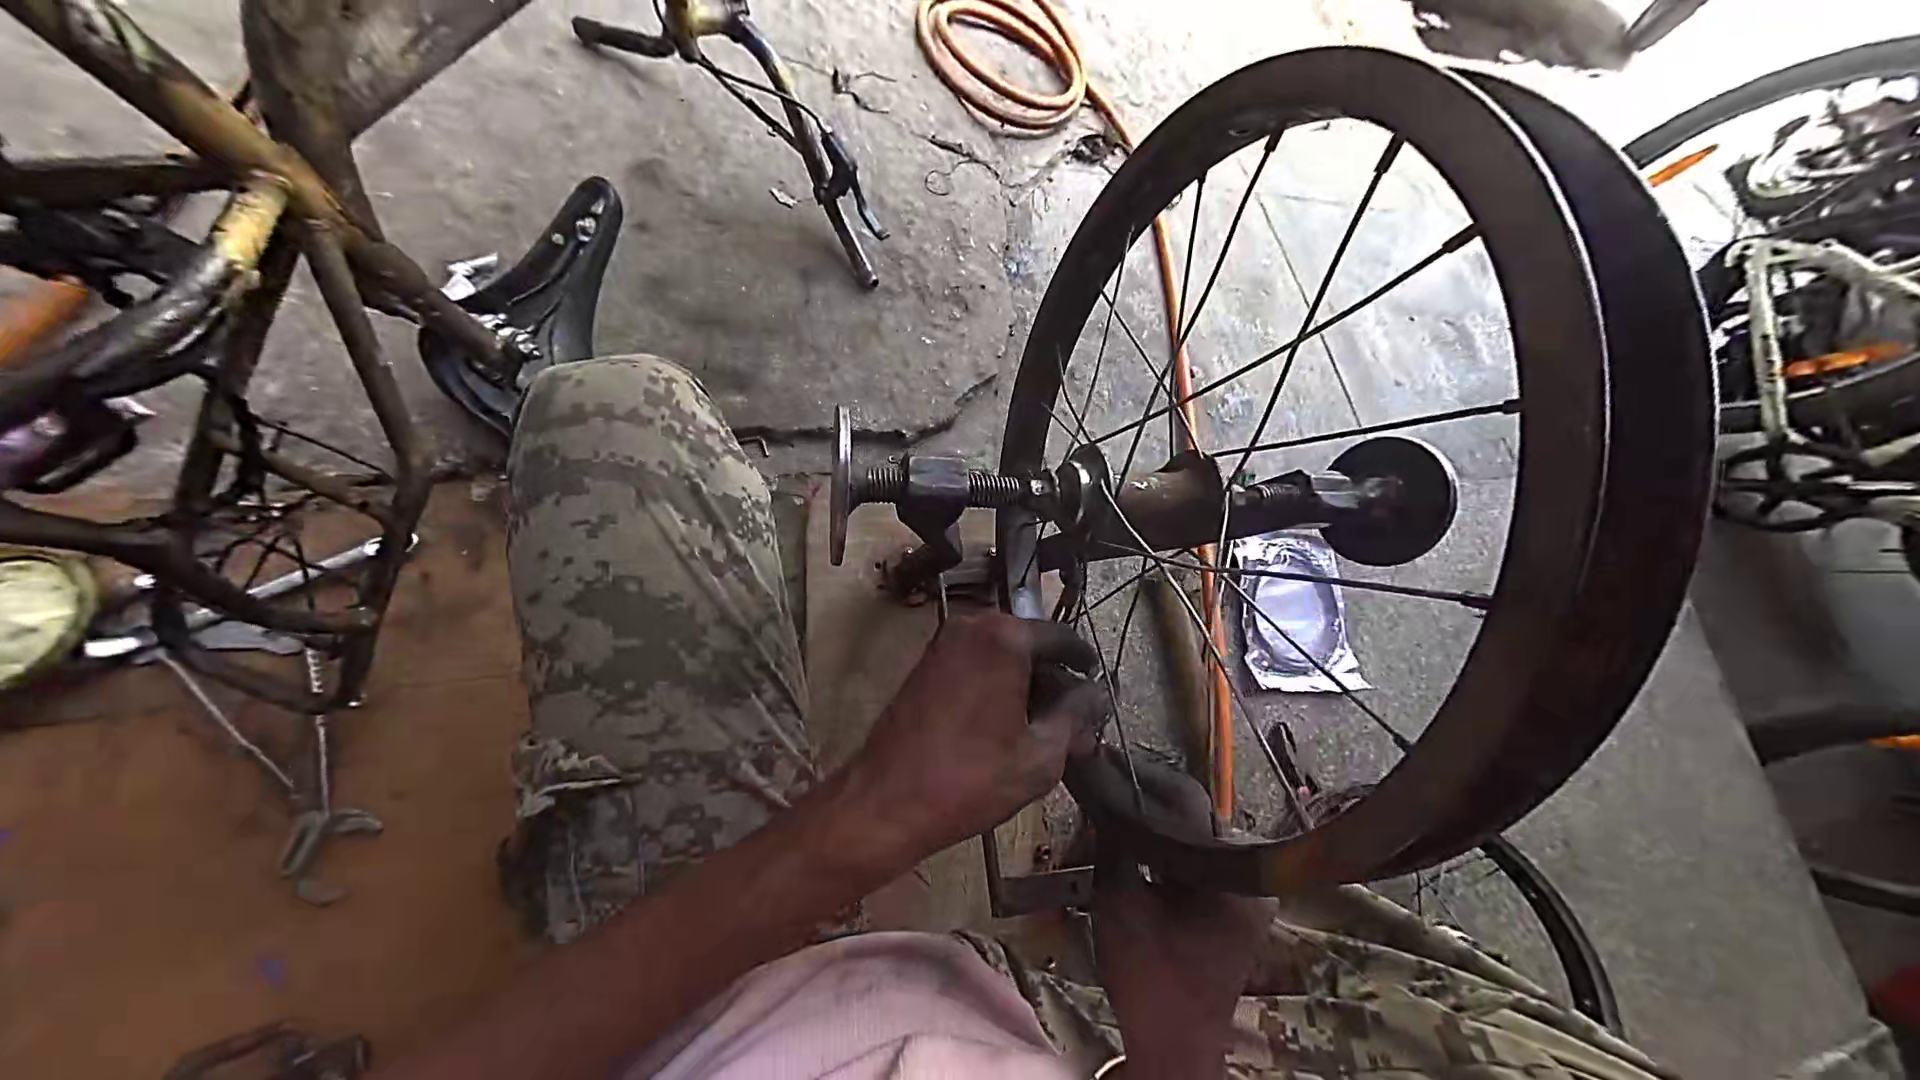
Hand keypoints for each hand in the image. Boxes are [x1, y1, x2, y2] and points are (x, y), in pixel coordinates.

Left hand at [836, 613, 1107, 872]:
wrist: (887, 800)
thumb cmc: (969, 778)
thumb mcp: (1040, 754)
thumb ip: (1076, 715)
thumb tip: (1095, 696)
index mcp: (1004, 637)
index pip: (1061, 638)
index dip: (1084, 664)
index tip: (1096, 687)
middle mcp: (972, 626)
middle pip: (1029, 642)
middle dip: (1053, 676)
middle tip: (1073, 717)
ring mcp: (944, 642)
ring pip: (1002, 653)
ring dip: (1025, 681)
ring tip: (1043, 726)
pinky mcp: (927, 663)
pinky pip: (976, 662)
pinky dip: (997, 682)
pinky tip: (1007, 722)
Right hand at [1090, 757, 1275, 1077]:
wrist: (1171, 1044)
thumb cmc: (1148, 977)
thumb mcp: (1119, 901)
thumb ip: (1114, 840)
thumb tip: (1101, 790)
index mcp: (1234, 875)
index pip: (1188, 801)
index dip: (1143, 780)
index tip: (1108, 765)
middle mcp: (1250, 877)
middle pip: (1193, 815)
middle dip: (1147, 801)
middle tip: (1107, 786)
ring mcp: (1247, 891)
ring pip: (1193, 832)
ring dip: (1155, 822)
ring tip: (1115, 806)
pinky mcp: (1234, 903)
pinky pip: (1197, 855)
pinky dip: (1166, 846)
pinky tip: (1135, 839)